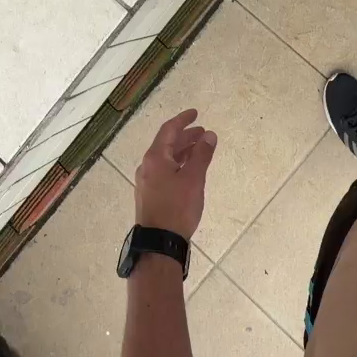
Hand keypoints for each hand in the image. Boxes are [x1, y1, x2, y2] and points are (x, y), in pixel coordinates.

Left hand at [133, 109, 217, 239]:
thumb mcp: (194, 179)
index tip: (196, 113)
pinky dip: (178, 164)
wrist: (159, 244)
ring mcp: (146, 181)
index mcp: (155, 158)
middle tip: (203, 133)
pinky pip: (164, 171)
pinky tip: (189, 171)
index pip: (169, 130)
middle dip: (185, 136)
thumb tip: (209, 134)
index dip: (183, 120)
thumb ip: (202, 155)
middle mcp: (147, 166)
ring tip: (200, 150)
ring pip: (165, 158)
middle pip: (166, 144)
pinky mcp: (149, 195)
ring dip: (182, 151)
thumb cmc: (177, 208)